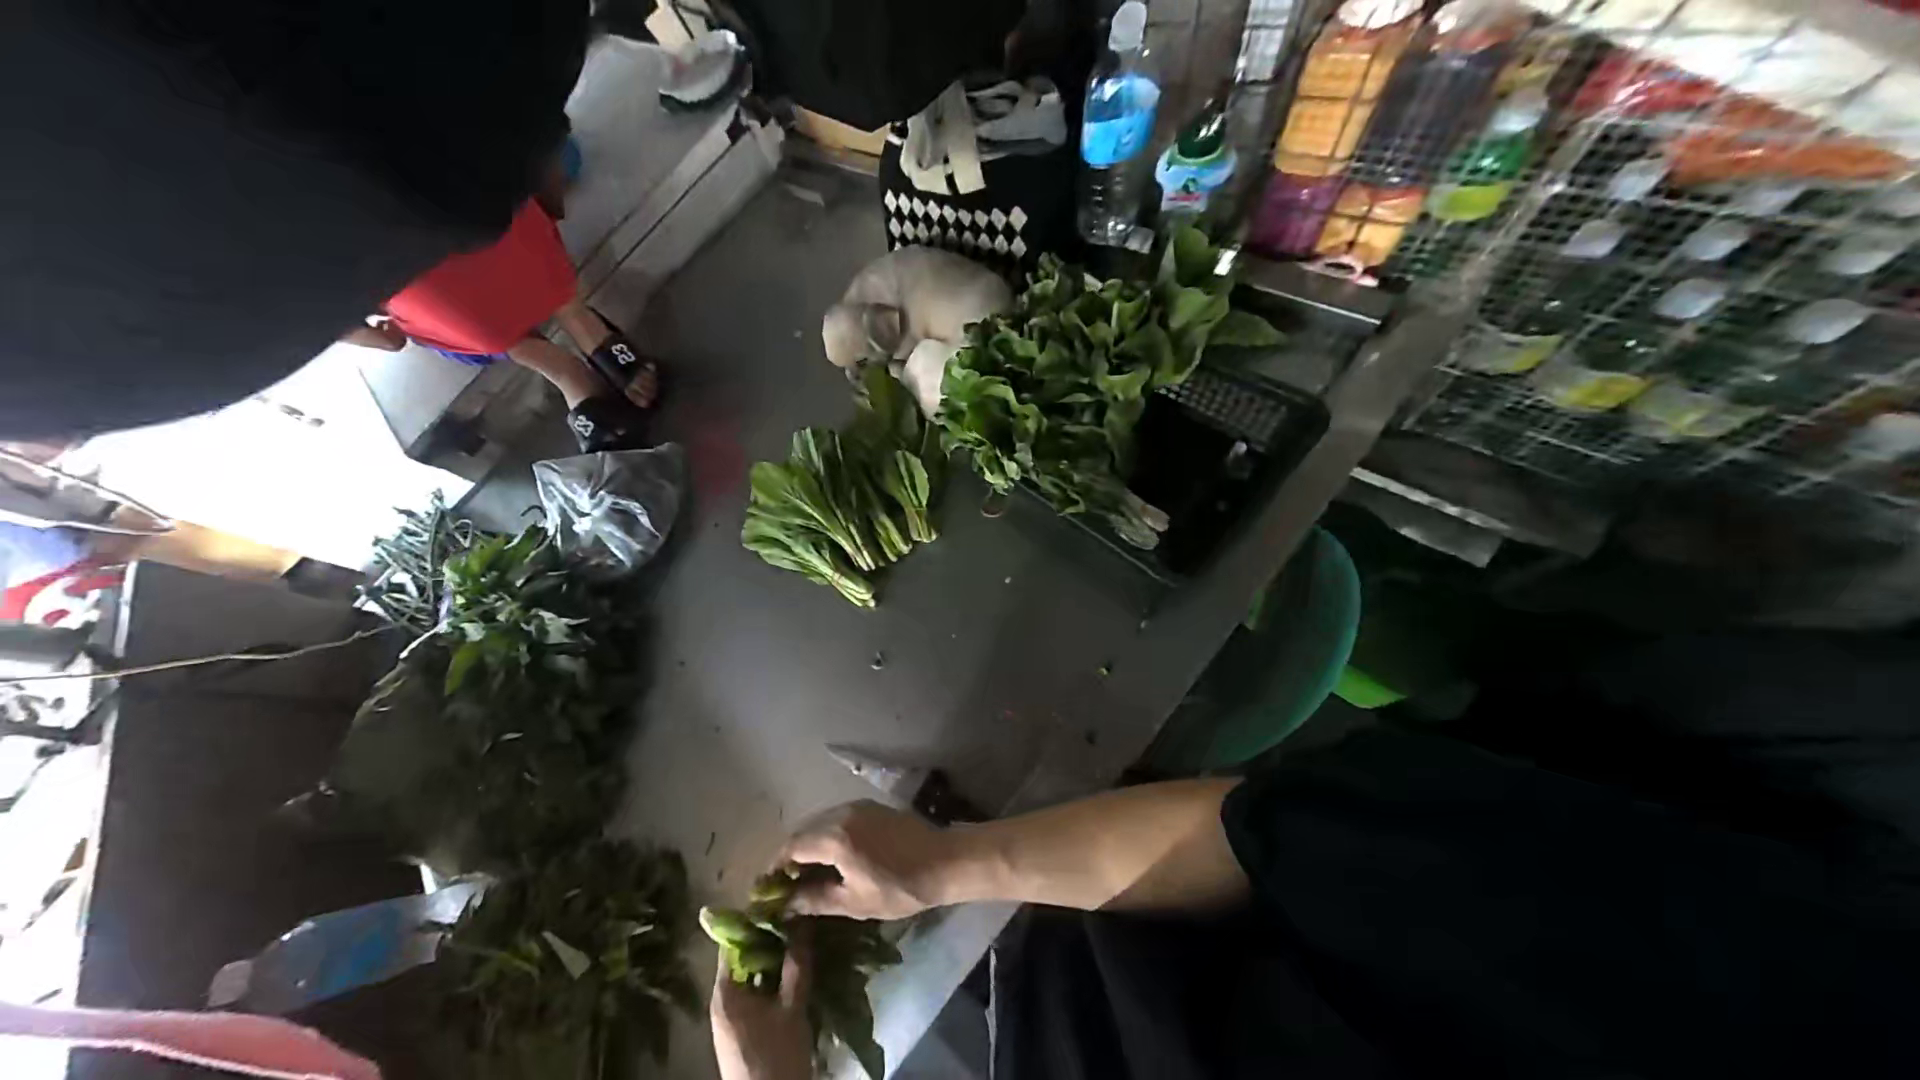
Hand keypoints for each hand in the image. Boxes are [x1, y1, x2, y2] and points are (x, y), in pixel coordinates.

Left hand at [711, 927, 812, 1079]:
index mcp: (725, 992)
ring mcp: (731, 1017)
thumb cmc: (775, 1056)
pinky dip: (773, 978)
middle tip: (798, 918)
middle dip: (771, 938)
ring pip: (753, 974)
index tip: (781, 901)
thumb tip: (803, 921)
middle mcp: (722, 1000)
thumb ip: (796, 964)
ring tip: (802, 939)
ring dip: (775, 958)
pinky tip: (796, 970)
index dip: (756, 919)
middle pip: (744, 956)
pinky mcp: (743, 1029)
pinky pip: (756, 990)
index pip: (733, 941)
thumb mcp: (792, 1007)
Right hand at [777, 800, 959, 919]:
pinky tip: (829, 856)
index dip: (774, 868)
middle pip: (802, 831)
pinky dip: (825, 835)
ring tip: (804, 873)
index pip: (791, 848)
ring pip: (819, 823)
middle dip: (788, 856)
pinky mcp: (870, 806)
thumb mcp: (854, 902)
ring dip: (807, 845)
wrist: (943, 861)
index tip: (765, 889)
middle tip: (782, 884)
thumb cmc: (900, 887)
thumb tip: (785, 904)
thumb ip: (815, 899)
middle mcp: (842, 814)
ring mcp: (857, 807)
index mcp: (835, 838)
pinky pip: (836, 818)